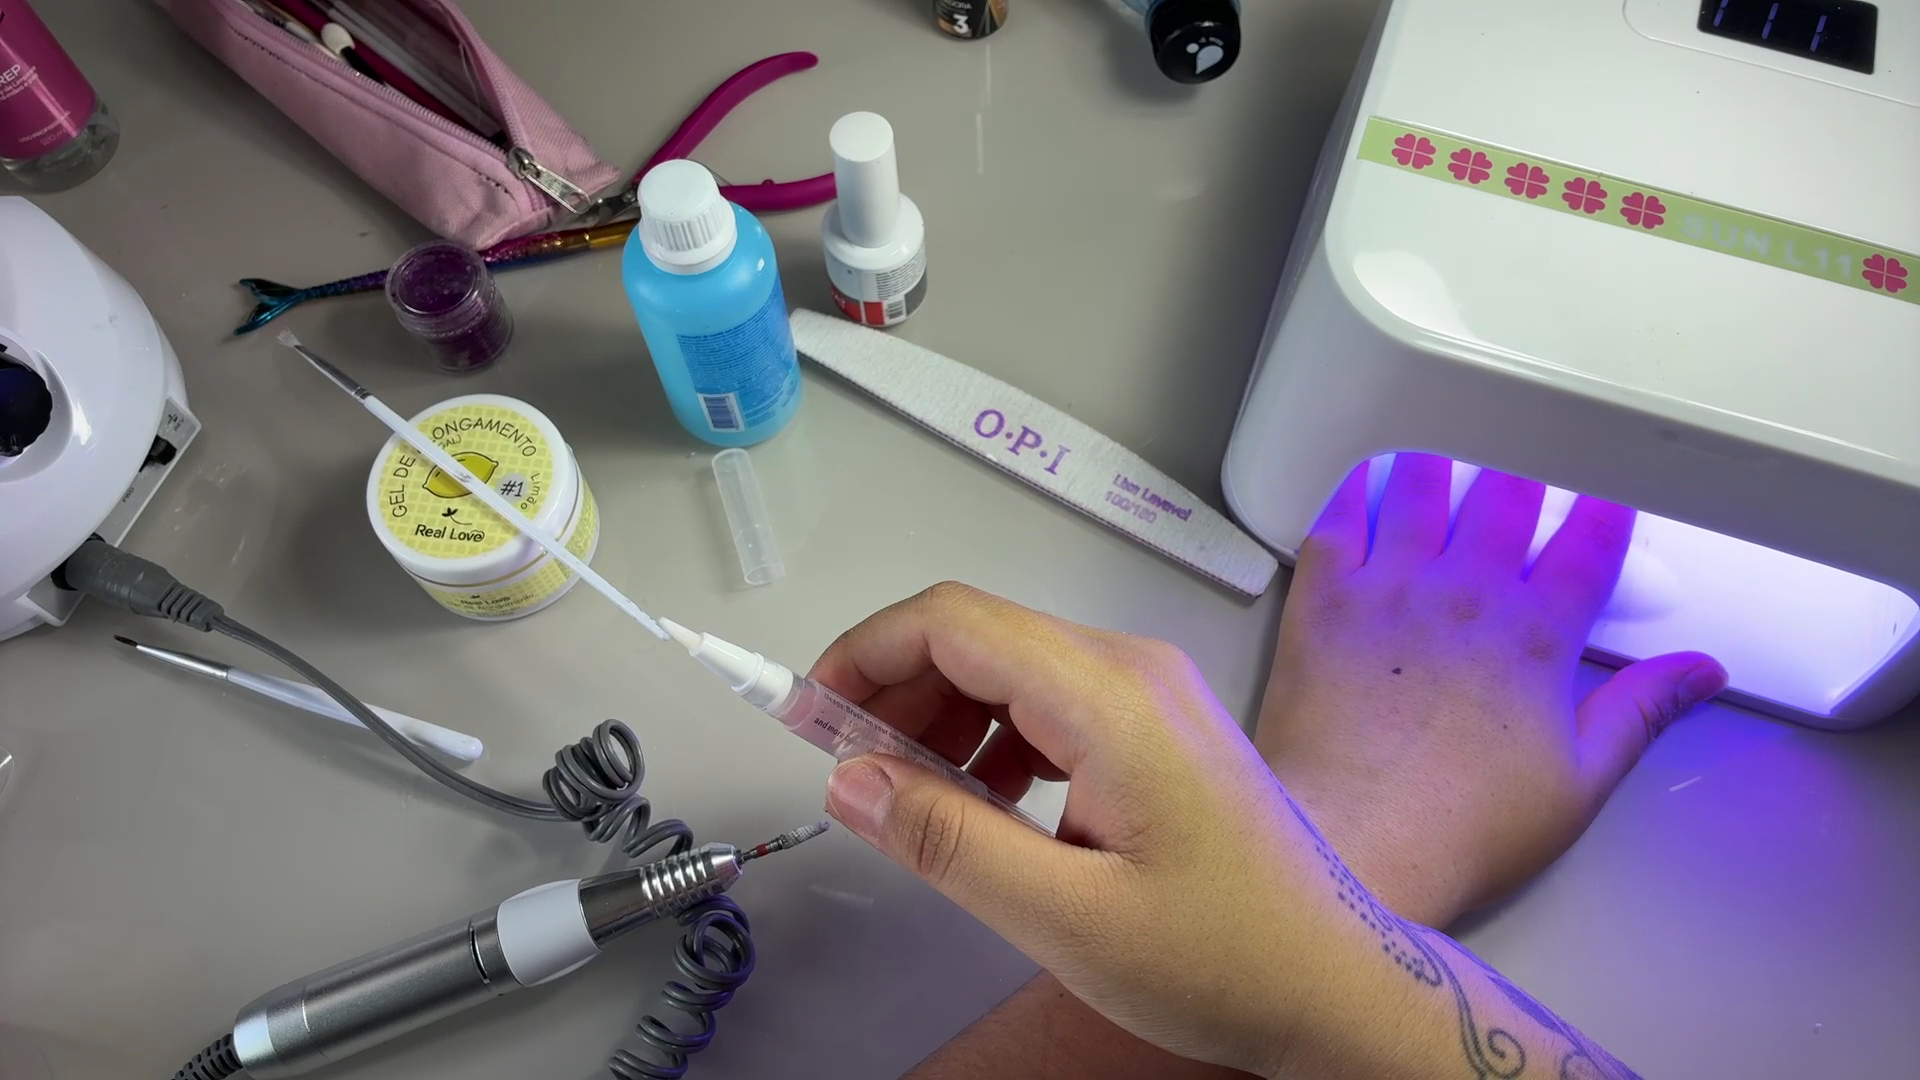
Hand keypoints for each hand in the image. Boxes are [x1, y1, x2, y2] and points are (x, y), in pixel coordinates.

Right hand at [810, 583, 1372, 1075]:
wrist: (1342, 982)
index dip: (869, 651)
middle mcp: (1125, 662)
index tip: (814, 713)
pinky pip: (1042, 696)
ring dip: (941, 714)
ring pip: (1004, 663)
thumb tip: (847, 780)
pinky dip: (989, 733)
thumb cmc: (1220, 957)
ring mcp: (1142, 683)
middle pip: (976, 634)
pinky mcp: (1147, 713)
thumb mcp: (1067, 918)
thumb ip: (947, 842)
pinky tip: (984, 795)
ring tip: (914, 791)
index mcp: (1107, 693)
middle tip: (854, 767)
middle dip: (897, 687)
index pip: (955, 622)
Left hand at [1256, 455, 1726, 925]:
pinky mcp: (1320, 603)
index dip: (1597, 518)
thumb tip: (1702, 667)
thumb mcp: (1578, 782)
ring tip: (1437, 452)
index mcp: (1533, 638)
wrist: (1351, 832)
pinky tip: (1360, 479)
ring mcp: (1384, 593)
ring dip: (1432, 471)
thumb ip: (1637, 712)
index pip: (1582, 554)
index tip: (1600, 497)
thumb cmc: (1467, 823)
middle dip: (1514, 480)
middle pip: (1497, 511)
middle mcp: (1460, 597)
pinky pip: (1335, 529)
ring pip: (1416, 504)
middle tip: (1513, 463)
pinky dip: (1350, 496)